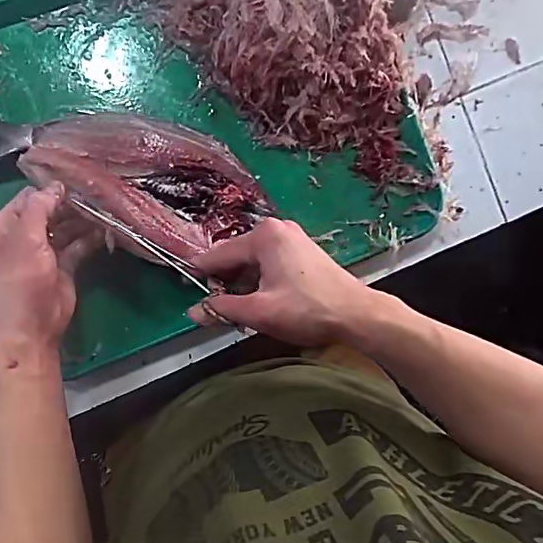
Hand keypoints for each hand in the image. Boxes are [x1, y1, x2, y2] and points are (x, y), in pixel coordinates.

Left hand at [0, 185, 97, 353]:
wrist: (33, 324)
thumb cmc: (22, 280)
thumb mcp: (26, 238)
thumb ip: (39, 207)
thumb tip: (55, 187)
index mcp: (3, 226)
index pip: (29, 197)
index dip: (51, 190)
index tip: (77, 182)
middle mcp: (21, 235)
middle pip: (49, 211)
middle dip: (71, 204)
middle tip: (96, 195)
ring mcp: (43, 251)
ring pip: (65, 227)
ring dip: (83, 220)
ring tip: (105, 209)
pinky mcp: (61, 266)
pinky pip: (77, 246)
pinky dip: (89, 238)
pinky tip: (105, 229)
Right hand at [188, 218, 386, 346]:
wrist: (357, 313)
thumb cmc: (308, 310)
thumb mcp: (260, 312)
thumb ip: (223, 309)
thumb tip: (195, 311)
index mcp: (263, 236)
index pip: (218, 255)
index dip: (201, 276)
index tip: (186, 289)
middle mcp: (276, 228)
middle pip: (236, 257)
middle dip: (227, 283)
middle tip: (224, 311)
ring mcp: (292, 238)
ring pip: (253, 262)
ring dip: (244, 285)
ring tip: (246, 312)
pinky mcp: (303, 251)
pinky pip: (269, 263)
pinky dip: (261, 281)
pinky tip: (264, 302)